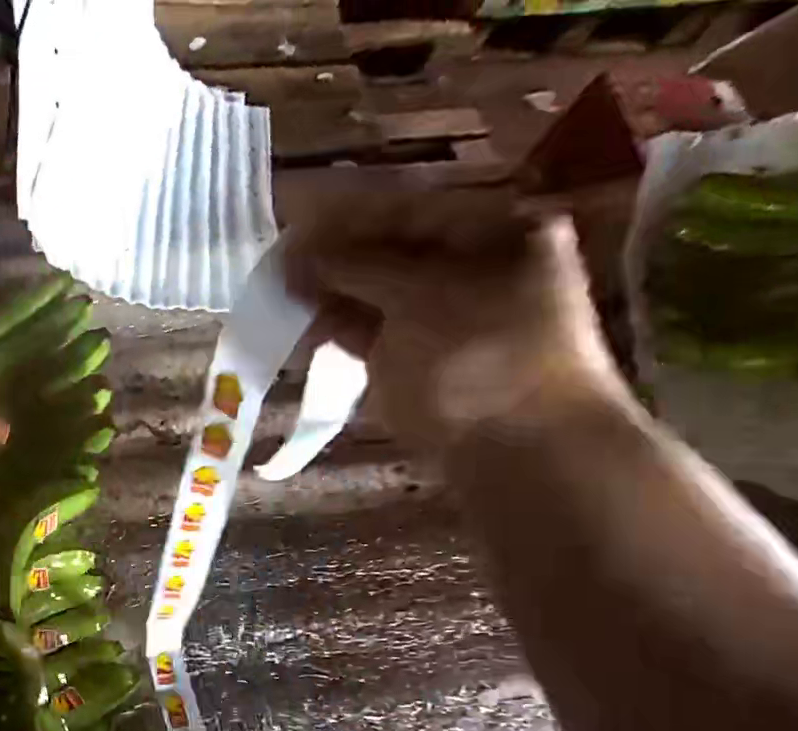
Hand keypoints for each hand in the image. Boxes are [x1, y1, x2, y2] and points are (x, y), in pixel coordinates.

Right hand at [285, 192, 626, 451]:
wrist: (519, 453)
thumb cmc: (480, 356)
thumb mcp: (417, 296)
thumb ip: (355, 266)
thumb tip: (299, 251)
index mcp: (494, 231)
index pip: (407, 210)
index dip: (347, 216)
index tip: (293, 221)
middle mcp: (473, 269)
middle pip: (390, 254)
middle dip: (333, 258)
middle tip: (279, 263)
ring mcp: (447, 322)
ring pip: (377, 298)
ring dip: (330, 296)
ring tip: (280, 295)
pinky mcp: (422, 366)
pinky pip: (373, 337)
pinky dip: (338, 332)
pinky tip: (302, 328)